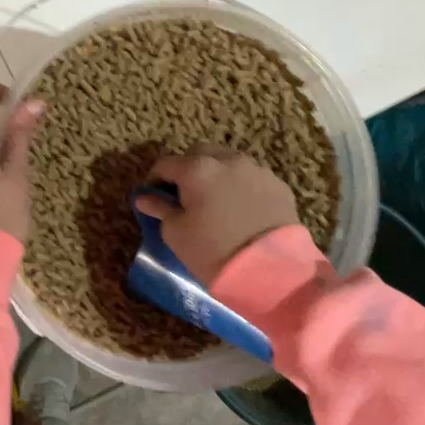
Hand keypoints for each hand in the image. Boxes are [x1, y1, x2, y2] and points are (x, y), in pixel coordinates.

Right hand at [134, 146, 300, 285]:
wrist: (270, 271)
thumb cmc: (212, 251)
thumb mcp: (176, 233)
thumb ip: (161, 209)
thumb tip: (146, 198)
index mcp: (197, 169)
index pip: (165, 164)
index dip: (154, 179)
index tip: (152, 196)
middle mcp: (228, 160)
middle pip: (199, 154)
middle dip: (187, 169)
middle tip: (183, 194)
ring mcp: (257, 170)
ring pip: (228, 162)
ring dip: (216, 174)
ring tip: (214, 200)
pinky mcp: (279, 185)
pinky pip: (252, 177)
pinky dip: (240, 186)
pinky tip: (240, 209)